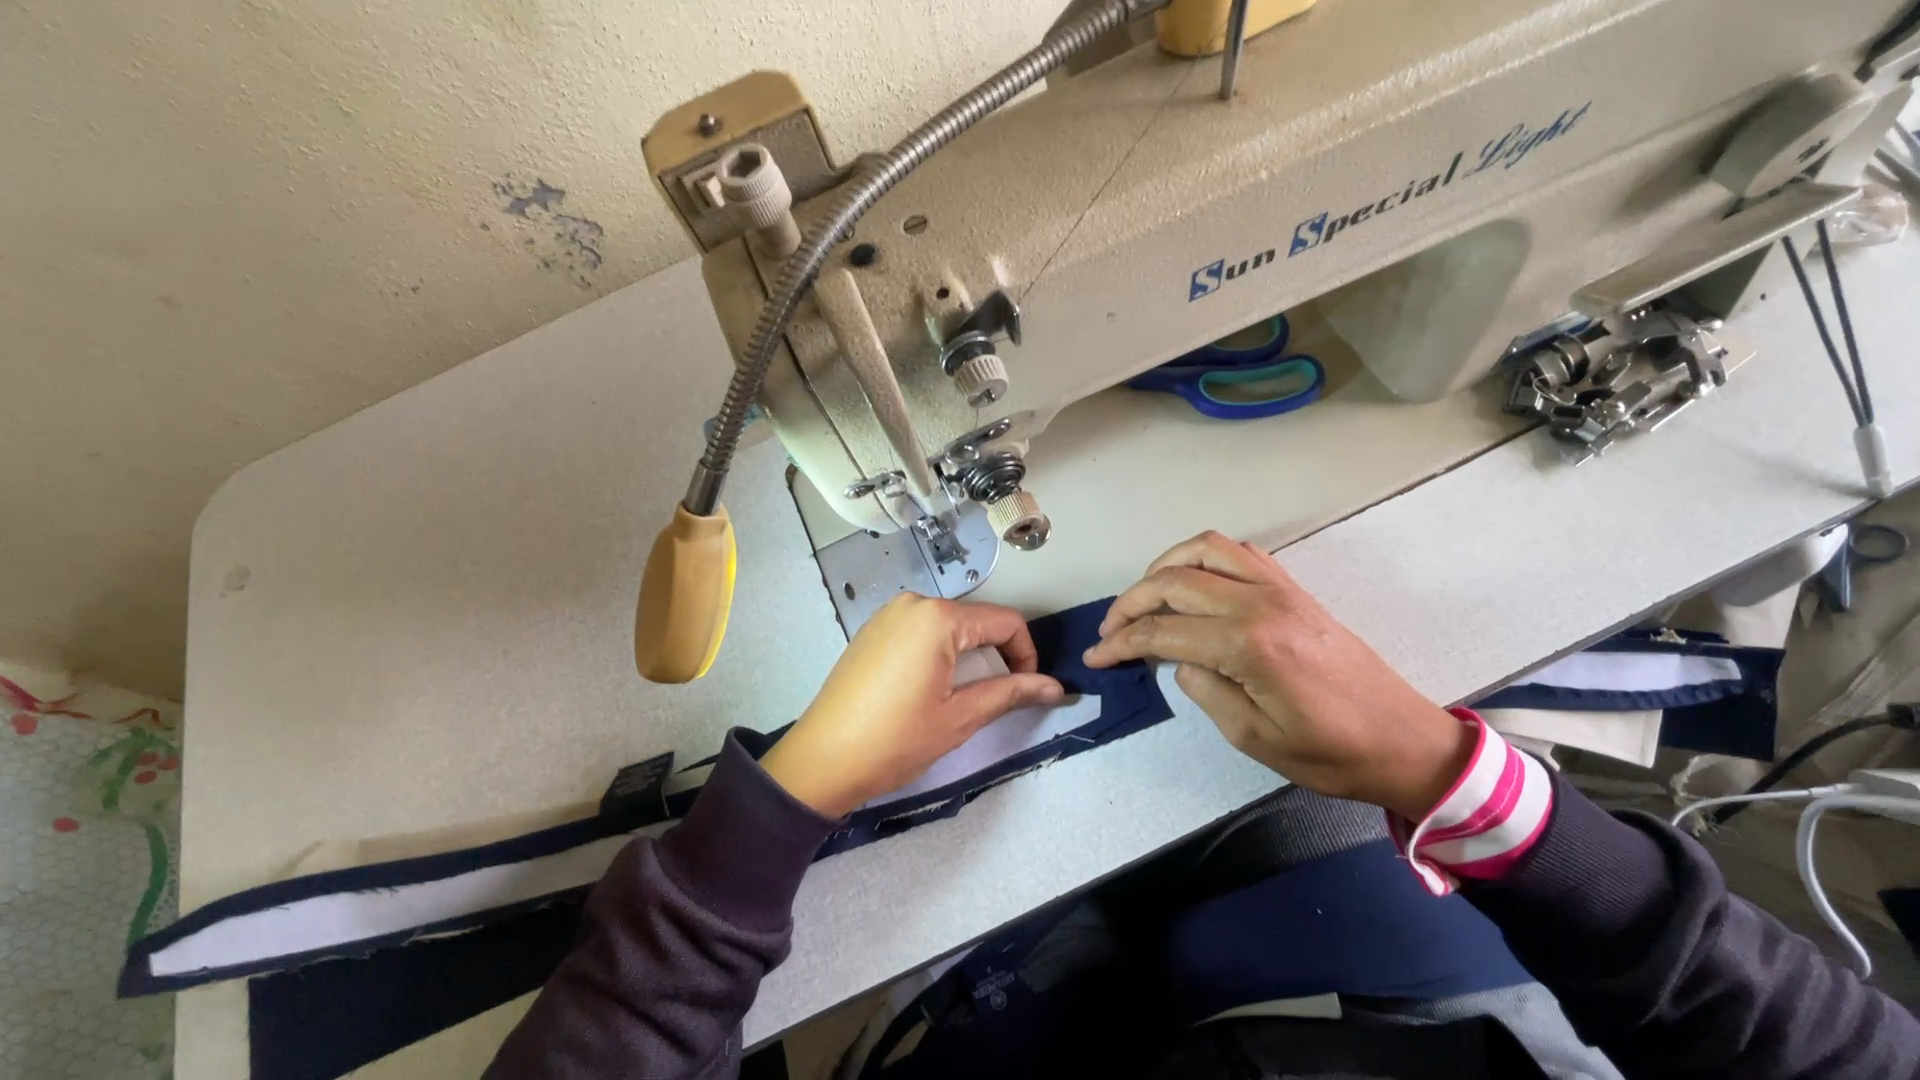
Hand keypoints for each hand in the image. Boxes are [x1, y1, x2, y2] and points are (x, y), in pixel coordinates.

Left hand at [761, 594, 1064, 817]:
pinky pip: (921, 633)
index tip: (1027, 690)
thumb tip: (1054, 686)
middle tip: (994, 701)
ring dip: (967, 659)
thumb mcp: (960, 718)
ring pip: (949, 629)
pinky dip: (938, 656)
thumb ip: (1010, 693)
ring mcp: (888, 615)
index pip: (1005, 622)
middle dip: (996, 658)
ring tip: (960, 701)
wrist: (821, 760)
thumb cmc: (895, 740)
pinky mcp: (872, 632)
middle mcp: (912, 604)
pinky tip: (929, 693)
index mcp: (937, 618)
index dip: (1026, 655)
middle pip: (976, 622)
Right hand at [1083, 532, 1473, 819]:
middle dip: (1131, 601)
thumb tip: (1179, 660)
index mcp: (1249, 645)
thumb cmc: (1331, 753)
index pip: (1164, 630)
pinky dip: (1205, 558)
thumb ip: (1206, 692)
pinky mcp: (1294, 589)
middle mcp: (1261, 603)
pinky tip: (1193, 584)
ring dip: (1165, 565)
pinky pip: (1240, 553)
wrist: (1403, 740)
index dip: (1122, 641)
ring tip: (1145, 596)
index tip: (1097, 656)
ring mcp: (1281, 589)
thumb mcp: (1255, 739)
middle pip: (1175, 580)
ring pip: (1207, 549)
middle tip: (1111, 630)